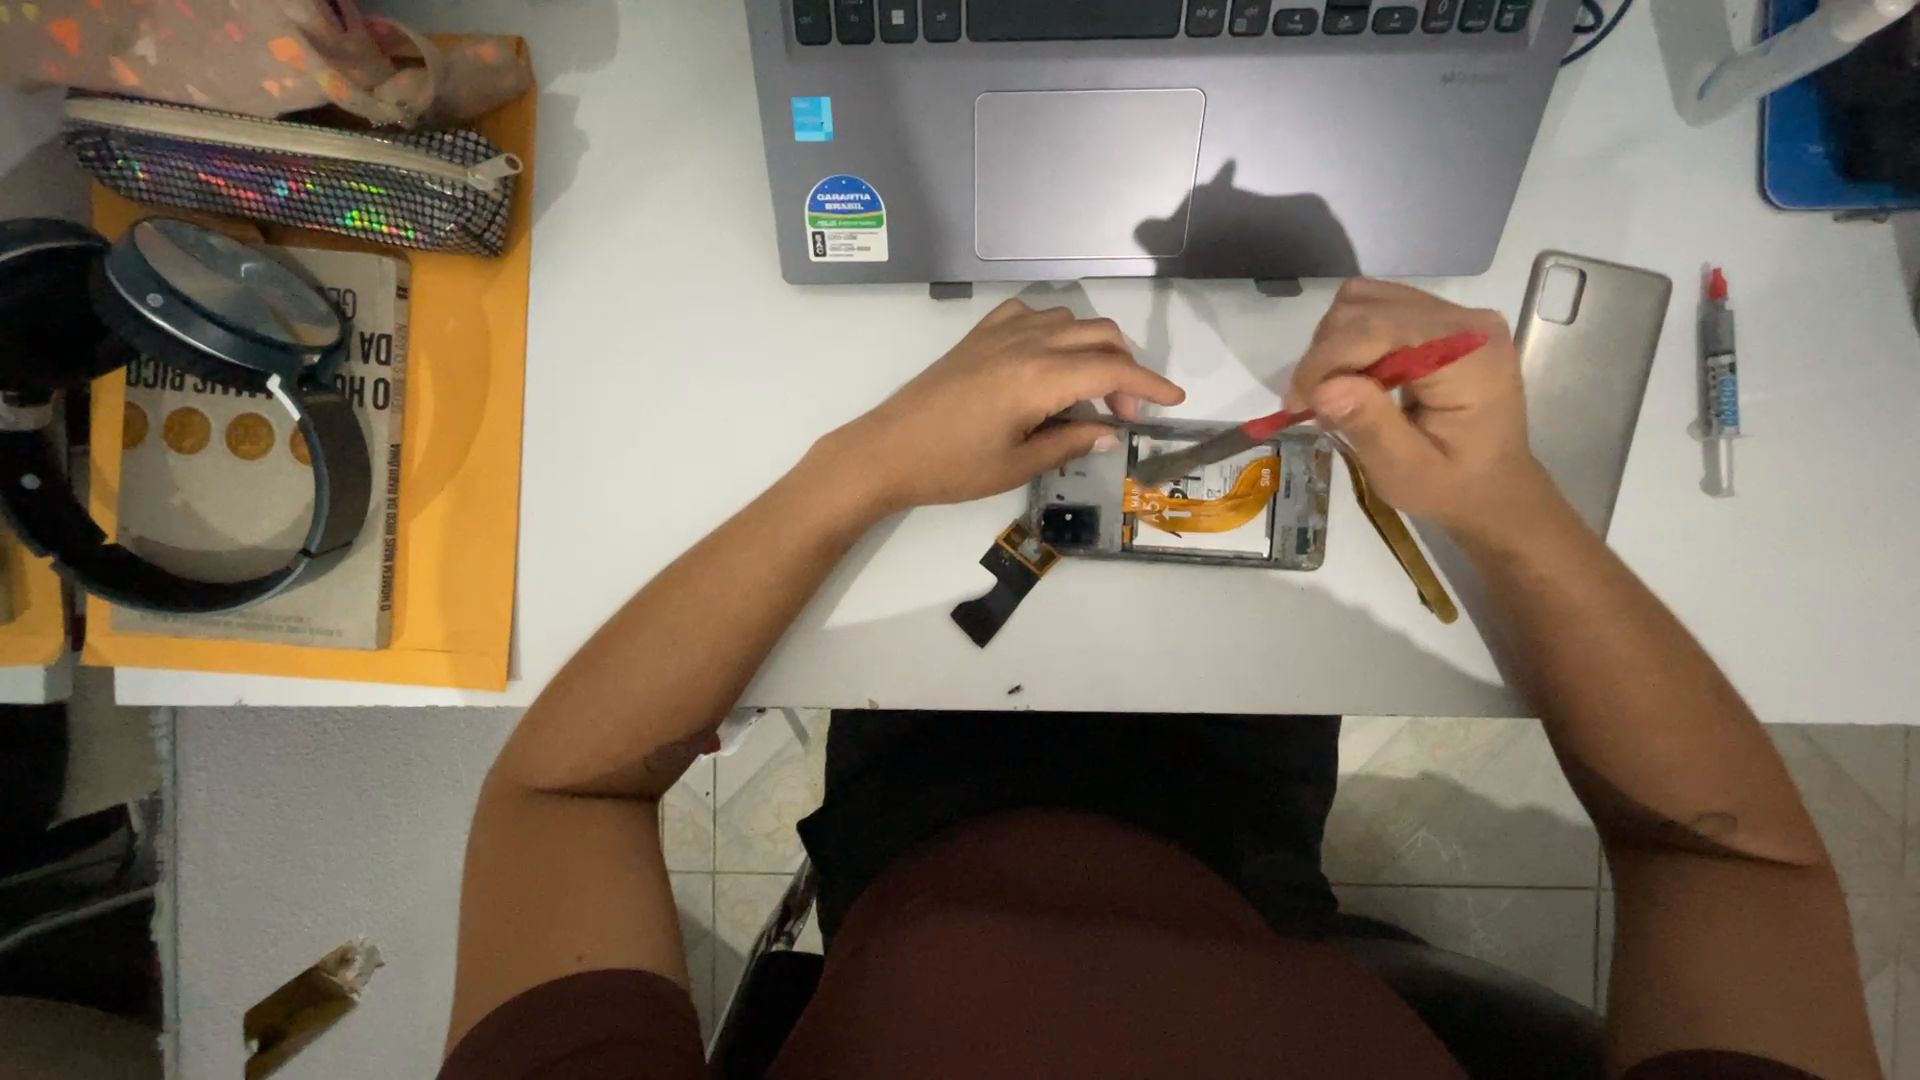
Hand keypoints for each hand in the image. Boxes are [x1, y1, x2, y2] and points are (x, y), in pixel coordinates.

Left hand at [823, 299, 1185, 510]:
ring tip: (1088, 393)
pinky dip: (1056, 331)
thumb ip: (1070, 442)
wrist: (887, 449)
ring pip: (1069, 320)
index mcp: (1040, 377)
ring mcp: (1000, 332)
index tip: (1173, 402)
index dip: (1149, 386)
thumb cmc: (951, 467)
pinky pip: (1033, 315)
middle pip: (1099, 336)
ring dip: (1093, 348)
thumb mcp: (1018, 465)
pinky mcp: (979, 334)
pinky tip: (1049, 361)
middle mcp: (1027, 342)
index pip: (1113, 371)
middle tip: (1122, 414)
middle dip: (1125, 370)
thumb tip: (1109, 432)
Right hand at [1288, 279, 1558, 536]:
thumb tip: (1323, 388)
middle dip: (1325, 354)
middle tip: (1309, 404)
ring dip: (1331, 346)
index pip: (1379, 328)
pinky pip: (1375, 310)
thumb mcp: (1405, 471)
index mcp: (1469, 358)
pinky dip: (1346, 341)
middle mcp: (1466, 323)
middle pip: (1367, 307)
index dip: (1327, 359)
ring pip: (1363, 302)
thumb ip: (1370, 425)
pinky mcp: (1438, 322)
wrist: (1493, 487)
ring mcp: (1453, 317)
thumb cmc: (1451, 485)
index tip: (1296, 403)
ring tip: (1329, 392)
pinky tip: (1349, 378)